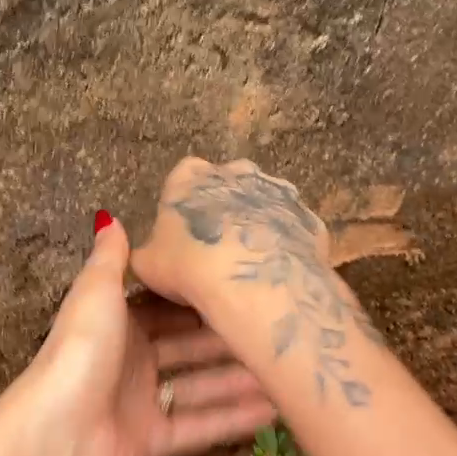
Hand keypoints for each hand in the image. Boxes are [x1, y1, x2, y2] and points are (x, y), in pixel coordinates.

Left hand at [14, 214, 277, 455]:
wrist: (61, 427)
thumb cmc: (82, 348)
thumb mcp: (96, 292)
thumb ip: (111, 257)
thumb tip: (109, 216)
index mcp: (115, 324)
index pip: (163, 309)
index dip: (197, 300)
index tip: (241, 287)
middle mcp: (130, 361)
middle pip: (186, 348)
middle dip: (226, 341)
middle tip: (275, 329)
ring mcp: (143, 403)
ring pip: (199, 387)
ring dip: (238, 380)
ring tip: (287, 369)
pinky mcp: (155, 441)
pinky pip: (201, 426)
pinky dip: (234, 419)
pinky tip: (276, 408)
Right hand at [131, 156, 331, 309]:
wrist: (254, 284)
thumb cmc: (188, 265)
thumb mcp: (146, 264)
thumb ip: (148, 252)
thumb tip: (152, 254)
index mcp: (189, 174)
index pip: (181, 181)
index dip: (181, 211)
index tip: (181, 240)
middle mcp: (236, 171)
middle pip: (226, 187)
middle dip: (222, 212)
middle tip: (214, 253)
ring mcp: (278, 191)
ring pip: (263, 206)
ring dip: (255, 227)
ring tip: (247, 267)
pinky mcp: (310, 219)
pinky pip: (292, 231)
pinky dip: (284, 247)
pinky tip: (274, 275)